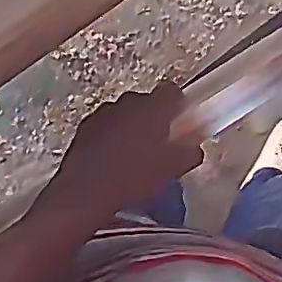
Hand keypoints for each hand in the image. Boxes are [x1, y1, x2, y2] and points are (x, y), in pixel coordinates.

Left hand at [37, 83, 203, 223]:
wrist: (88, 189)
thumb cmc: (135, 177)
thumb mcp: (172, 169)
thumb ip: (189, 153)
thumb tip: (194, 148)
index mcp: (154, 108)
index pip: (172, 91)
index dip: (178, 104)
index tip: (180, 120)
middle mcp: (129, 102)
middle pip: (147, 102)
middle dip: (154, 117)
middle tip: (159, 141)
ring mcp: (105, 112)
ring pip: (125, 113)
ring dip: (131, 125)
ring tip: (134, 152)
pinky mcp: (86, 125)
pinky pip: (106, 124)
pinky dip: (111, 134)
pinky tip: (113, 157)